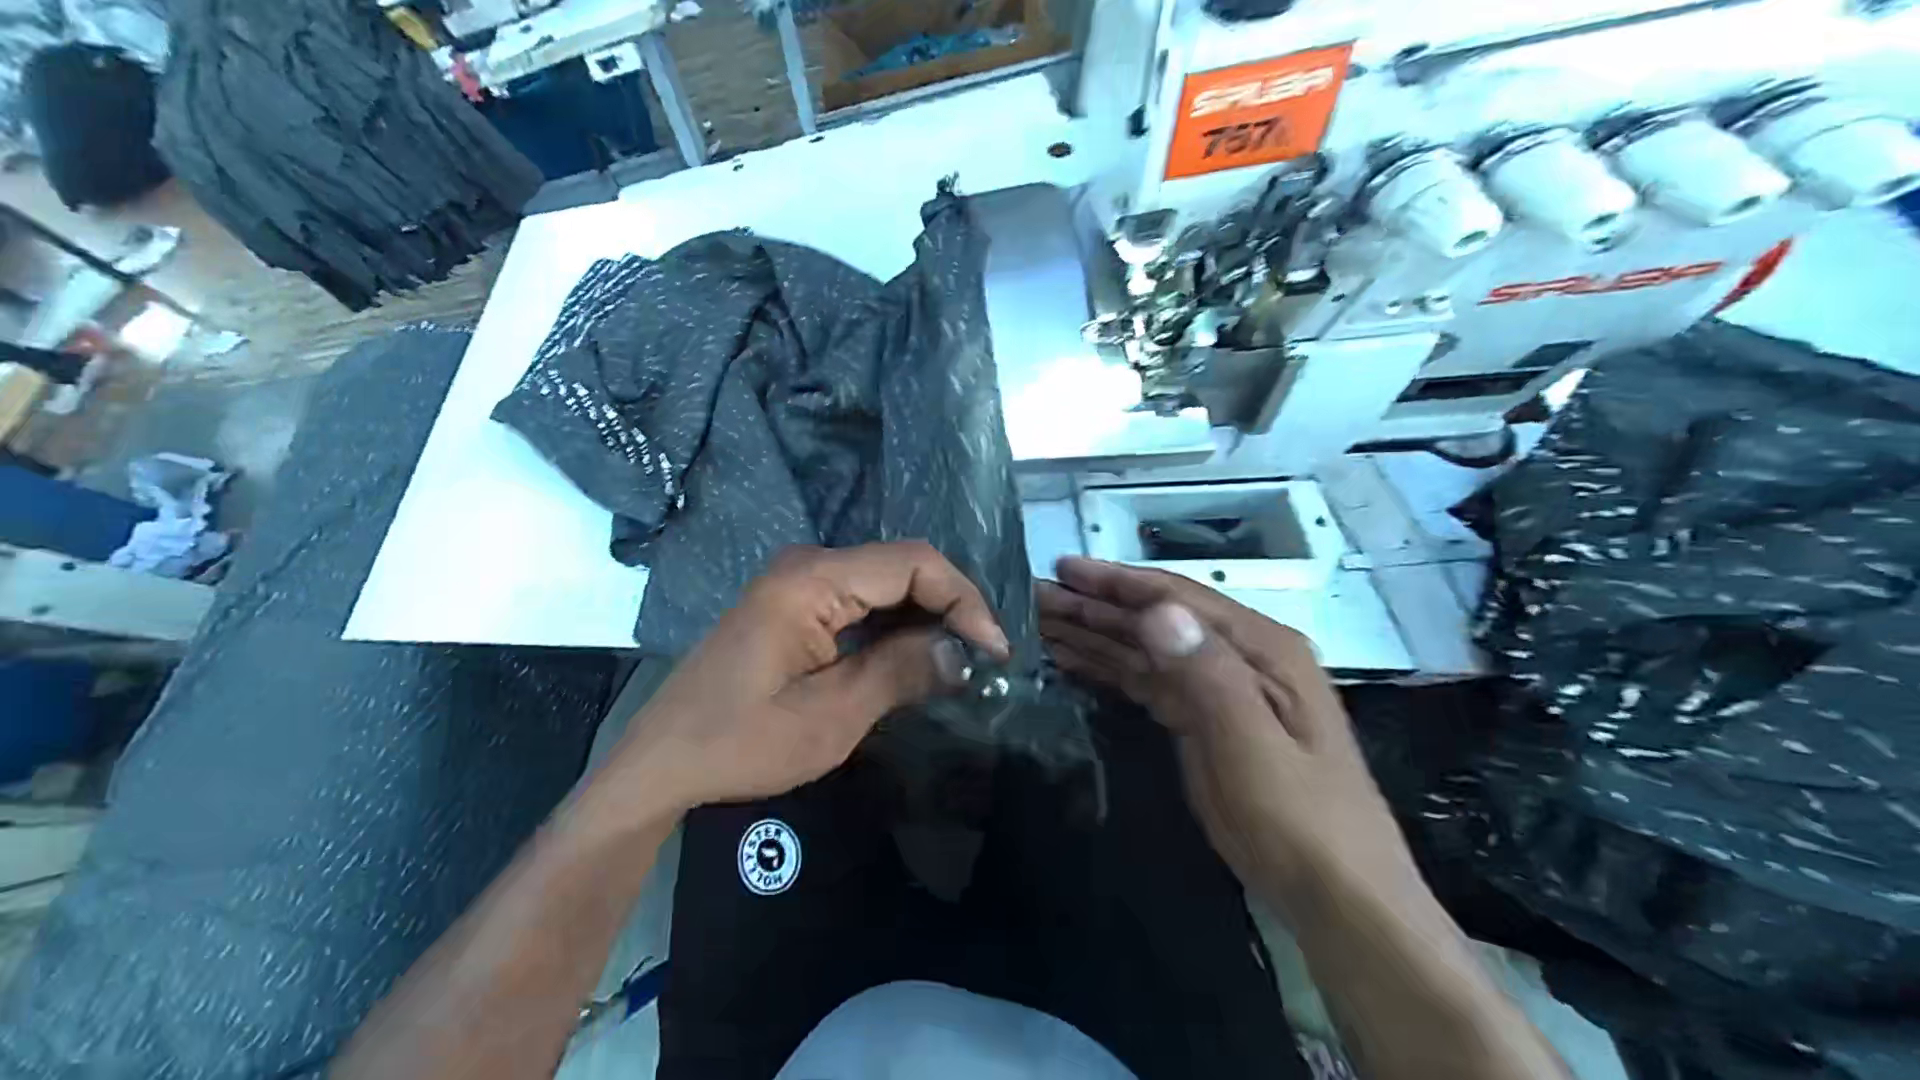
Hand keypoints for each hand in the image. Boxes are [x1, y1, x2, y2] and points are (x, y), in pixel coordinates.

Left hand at [597, 542, 1008, 819]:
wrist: (662, 762)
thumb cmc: (740, 742)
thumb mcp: (830, 716)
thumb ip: (901, 672)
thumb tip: (964, 652)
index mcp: (812, 580)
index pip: (913, 563)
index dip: (964, 599)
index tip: (994, 650)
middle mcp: (807, 565)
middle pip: (902, 567)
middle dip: (950, 607)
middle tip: (983, 659)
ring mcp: (797, 582)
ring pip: (885, 583)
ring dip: (926, 617)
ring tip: (960, 660)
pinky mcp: (794, 604)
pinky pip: (861, 601)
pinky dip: (896, 625)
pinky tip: (916, 657)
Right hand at [1037, 556, 1415, 911]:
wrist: (1334, 892)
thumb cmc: (1300, 818)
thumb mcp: (1254, 745)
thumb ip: (1208, 675)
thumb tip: (1158, 611)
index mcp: (1260, 647)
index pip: (1177, 598)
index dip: (1117, 583)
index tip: (1063, 569)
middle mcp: (1238, 655)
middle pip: (1154, 619)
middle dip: (1094, 607)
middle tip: (1035, 597)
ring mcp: (1219, 687)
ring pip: (1145, 649)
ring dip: (1094, 635)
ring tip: (1040, 624)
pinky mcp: (1201, 719)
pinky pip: (1147, 682)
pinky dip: (1108, 669)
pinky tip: (1073, 662)